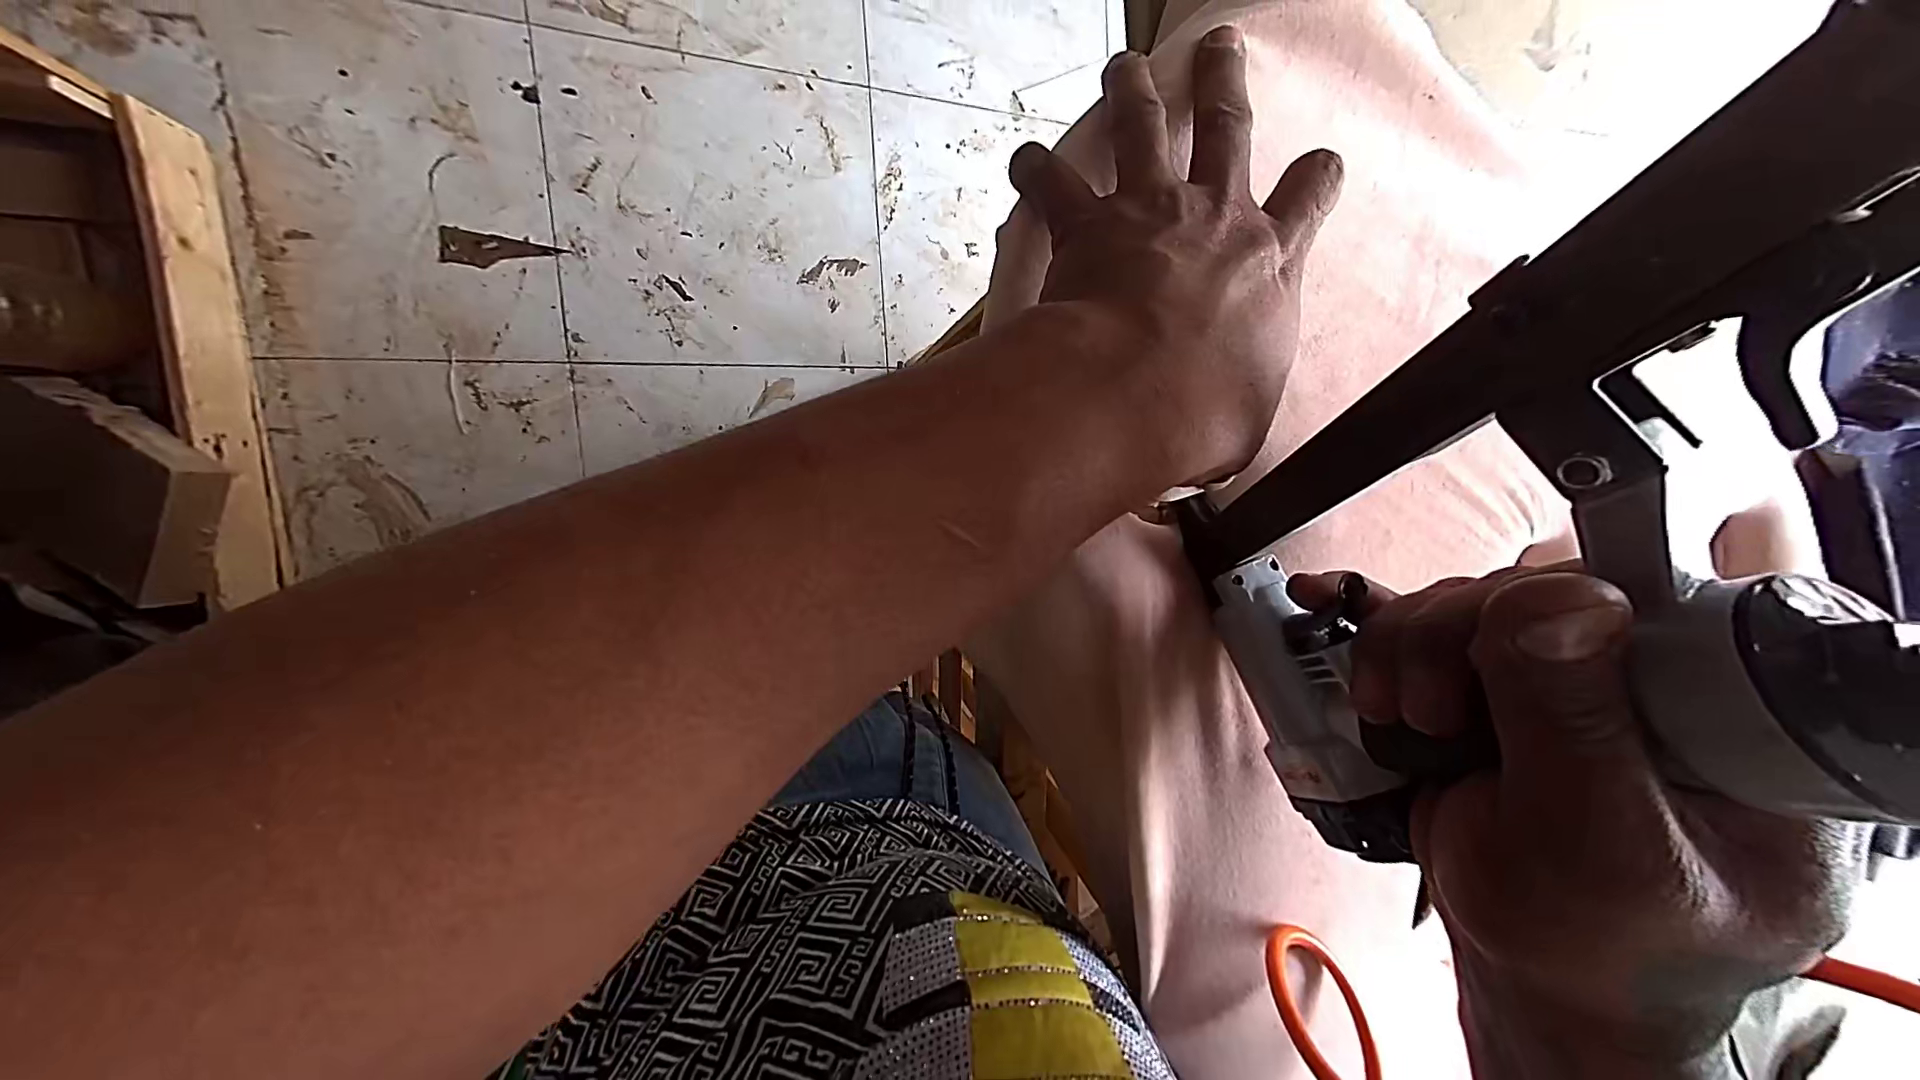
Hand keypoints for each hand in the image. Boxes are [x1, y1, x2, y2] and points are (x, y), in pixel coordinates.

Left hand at [1007, 27, 1343, 486]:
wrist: (1139, 396)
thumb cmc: (1201, 415)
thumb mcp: (1243, 420)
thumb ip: (1237, 405)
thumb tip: (1219, 438)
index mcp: (1268, 264)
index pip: (1310, 202)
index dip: (1316, 180)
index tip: (1318, 163)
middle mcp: (1214, 220)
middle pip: (1228, 128)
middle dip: (1224, 83)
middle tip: (1217, 48)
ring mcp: (1149, 214)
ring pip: (1144, 129)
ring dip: (1132, 93)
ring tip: (1124, 68)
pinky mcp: (1088, 227)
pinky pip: (1056, 183)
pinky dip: (1036, 169)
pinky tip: (1024, 157)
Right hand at [1293, 569, 1869, 1076]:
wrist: (1538, 963)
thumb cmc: (1597, 936)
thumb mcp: (1600, 846)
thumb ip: (1576, 727)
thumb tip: (1554, 599)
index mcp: (1725, 711)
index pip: (1639, 599)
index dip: (1547, 613)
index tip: (1484, 678)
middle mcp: (1639, 673)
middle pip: (1521, 588)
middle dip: (1444, 639)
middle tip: (1428, 718)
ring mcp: (1549, 670)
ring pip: (1455, 598)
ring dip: (1398, 646)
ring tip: (1396, 719)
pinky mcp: (1477, 677)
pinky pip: (1414, 618)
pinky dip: (1365, 614)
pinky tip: (1319, 601)